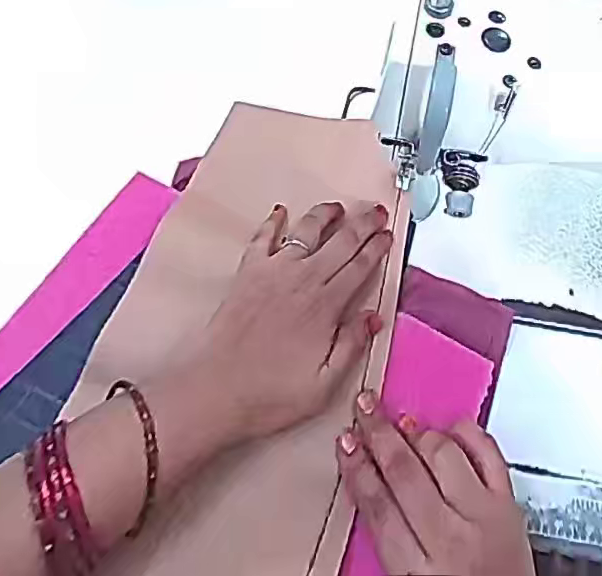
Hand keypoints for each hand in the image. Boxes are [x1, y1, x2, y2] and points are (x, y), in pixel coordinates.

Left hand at [184, 202, 391, 443]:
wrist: (214, 389)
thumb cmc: (269, 393)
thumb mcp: (324, 384)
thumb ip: (352, 345)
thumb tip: (373, 316)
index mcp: (325, 305)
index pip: (360, 266)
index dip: (377, 247)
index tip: (387, 235)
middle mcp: (303, 279)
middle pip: (342, 240)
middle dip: (363, 223)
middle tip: (376, 212)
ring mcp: (274, 270)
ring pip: (307, 229)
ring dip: (326, 214)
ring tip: (338, 207)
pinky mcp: (248, 271)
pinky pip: (264, 236)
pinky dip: (274, 221)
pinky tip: (281, 212)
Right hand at [338, 393, 533, 575]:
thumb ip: (391, 533)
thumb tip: (370, 476)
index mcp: (418, 574)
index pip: (379, 509)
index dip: (357, 469)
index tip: (345, 442)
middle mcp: (451, 541)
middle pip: (405, 472)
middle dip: (379, 433)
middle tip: (365, 407)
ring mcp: (483, 517)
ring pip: (442, 454)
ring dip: (418, 434)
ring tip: (403, 425)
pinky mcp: (510, 503)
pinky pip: (487, 451)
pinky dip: (466, 432)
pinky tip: (449, 427)